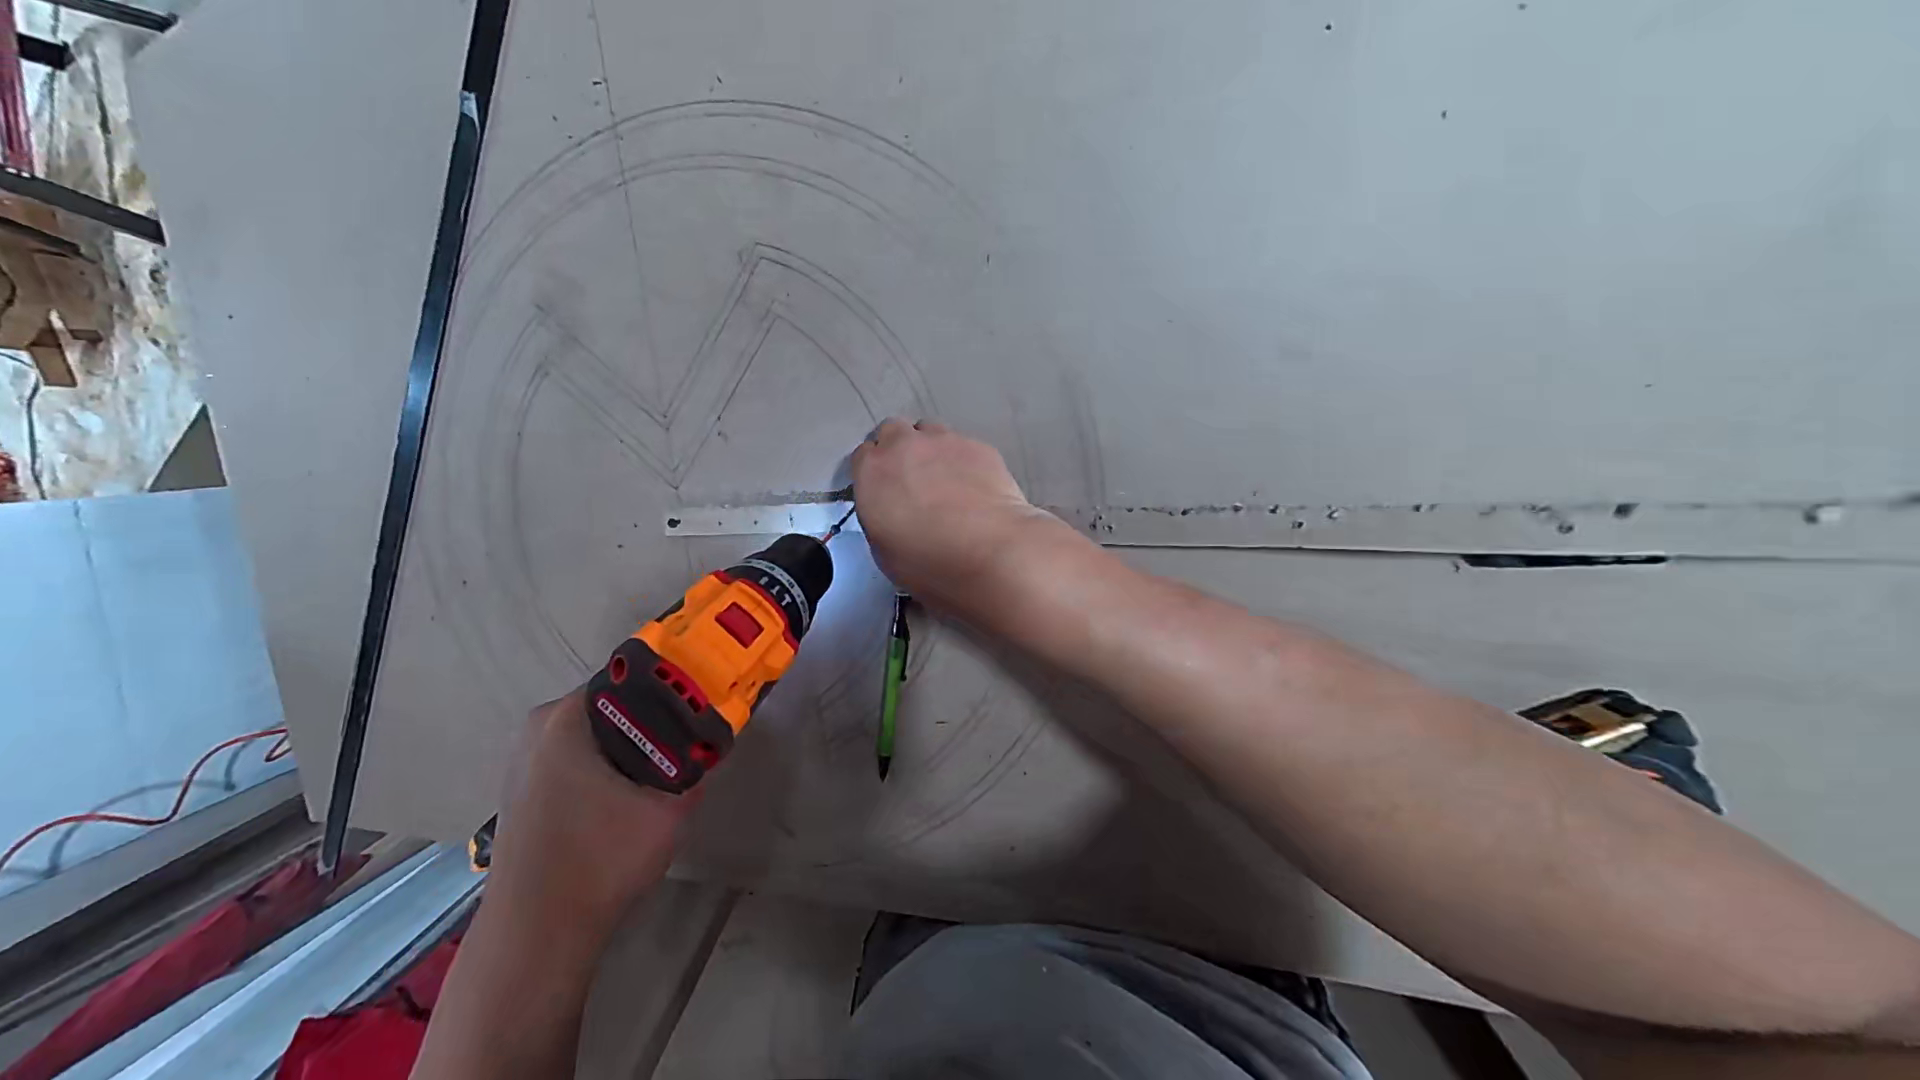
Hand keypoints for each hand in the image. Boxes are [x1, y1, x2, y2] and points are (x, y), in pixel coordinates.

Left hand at [485, 691, 698, 928]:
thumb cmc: (600, 860)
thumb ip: (698, 768)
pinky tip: (626, 800)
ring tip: (663, 775)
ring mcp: (523, 760)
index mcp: (565, 718)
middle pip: (616, 706)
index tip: (703, 711)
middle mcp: (538, 728)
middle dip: (656, 722)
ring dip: (632, 747)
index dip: (675, 690)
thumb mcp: (670, 811)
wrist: (535, 935)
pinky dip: (607, 767)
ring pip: (597, 733)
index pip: (634, 677)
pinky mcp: (523, 789)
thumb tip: (711, 746)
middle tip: (688, 748)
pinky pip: (577, 758)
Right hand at [850, 419, 1065, 612]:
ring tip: (944, 480)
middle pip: (893, 431)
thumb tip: (892, 515)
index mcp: (872, 473)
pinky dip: (963, 460)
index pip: (863, 455)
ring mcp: (944, 442)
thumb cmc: (931, 562)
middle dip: (898, 449)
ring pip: (929, 432)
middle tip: (911, 480)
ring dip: (930, 450)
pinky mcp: (978, 446)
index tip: (882, 488)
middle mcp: (904, 447)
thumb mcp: (884, 552)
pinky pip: (963, 445)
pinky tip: (973, 486)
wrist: (991, 552)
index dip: (873, 472)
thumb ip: (880, 519)